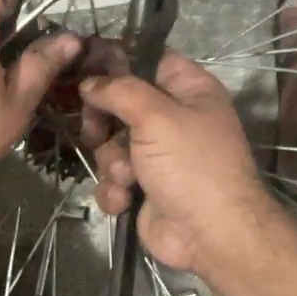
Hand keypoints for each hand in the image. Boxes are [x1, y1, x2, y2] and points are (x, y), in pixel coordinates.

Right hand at [80, 51, 279, 274]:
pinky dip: (115, 190)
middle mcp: (174, 119)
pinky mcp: (143, 188)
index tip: (86, 70)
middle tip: (96, 132)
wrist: (210, 234)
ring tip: (128, 178)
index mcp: (190, 91)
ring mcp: (158, 156)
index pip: (149, 61)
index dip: (118, 64)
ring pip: (112, 146)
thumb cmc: (191, 165)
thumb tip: (89, 82)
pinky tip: (126, 200)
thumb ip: (119, 91)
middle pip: (121, 106)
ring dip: (113, 163)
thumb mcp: (157, 116)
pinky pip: (113, 179)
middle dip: (105, 124)